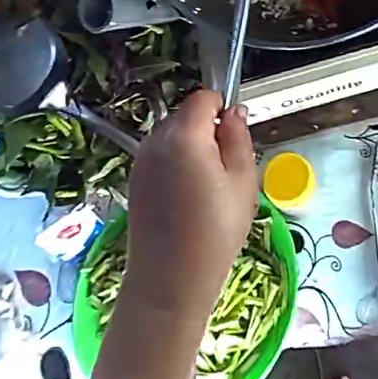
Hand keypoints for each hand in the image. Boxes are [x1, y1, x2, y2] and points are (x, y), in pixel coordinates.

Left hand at [122, 90, 258, 318]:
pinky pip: (161, 155)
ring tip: (208, 185)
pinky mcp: (135, 180)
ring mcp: (141, 160)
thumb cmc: (215, 231)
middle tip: (226, 166)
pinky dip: (176, 163)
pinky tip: (188, 196)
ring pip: (173, 134)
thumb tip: (234, 112)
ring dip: (192, 146)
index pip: (204, 97)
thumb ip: (239, 137)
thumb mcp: (243, 180)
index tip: (235, 134)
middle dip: (207, 128)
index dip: (223, 108)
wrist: (170, 281)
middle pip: (186, 114)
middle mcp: (156, 140)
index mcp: (185, 135)